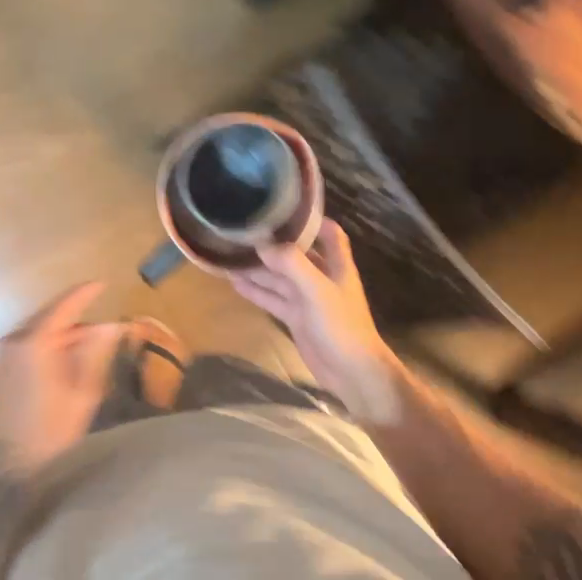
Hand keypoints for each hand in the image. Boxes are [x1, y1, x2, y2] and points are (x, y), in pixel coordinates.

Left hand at [0, 282, 123, 473]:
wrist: (11, 466)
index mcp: (36, 343)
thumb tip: (110, 325)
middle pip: (49, 315)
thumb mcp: (83, 392)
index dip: (85, 293)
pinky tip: (63, 356)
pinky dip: (46, 341)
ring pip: (38, 328)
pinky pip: (27, 341)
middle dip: (75, 314)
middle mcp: (16, 340)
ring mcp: (4, 352)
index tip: (102, 284)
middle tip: (100, 323)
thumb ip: (94, 353)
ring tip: (86, 341)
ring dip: (61, 330)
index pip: (64, 306)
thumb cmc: (52, 431)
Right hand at [231, 219, 403, 424]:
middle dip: (272, 244)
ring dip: (257, 267)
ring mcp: (307, 299)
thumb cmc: (342, 326)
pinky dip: (255, 290)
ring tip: (228, 253)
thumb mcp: (317, 290)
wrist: (353, 374)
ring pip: (279, 277)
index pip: (329, 233)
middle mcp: (321, 277)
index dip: (312, 219)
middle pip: (295, 254)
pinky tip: (234, 281)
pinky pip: (272, 299)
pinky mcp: (296, 318)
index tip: (284, 207)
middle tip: (242, 231)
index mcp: (336, 265)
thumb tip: (262, 243)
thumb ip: (292, 265)